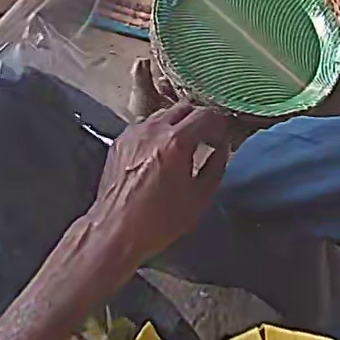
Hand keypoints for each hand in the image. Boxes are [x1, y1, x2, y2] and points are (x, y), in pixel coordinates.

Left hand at [81, 100, 233, 274]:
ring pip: (165, 113)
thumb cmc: (160, 220)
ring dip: (179, 123)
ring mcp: (134, 132)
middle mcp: (154, 129)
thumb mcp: (200, 198)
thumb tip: (222, 148)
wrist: (115, 232)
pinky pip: (146, 125)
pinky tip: (161, 151)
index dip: (221, 124)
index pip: (207, 114)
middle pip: (186, 107)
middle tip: (208, 138)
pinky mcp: (120, 140)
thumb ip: (216, 166)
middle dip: (201, 119)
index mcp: (176, 141)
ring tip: (185, 145)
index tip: (224, 138)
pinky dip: (159, 131)